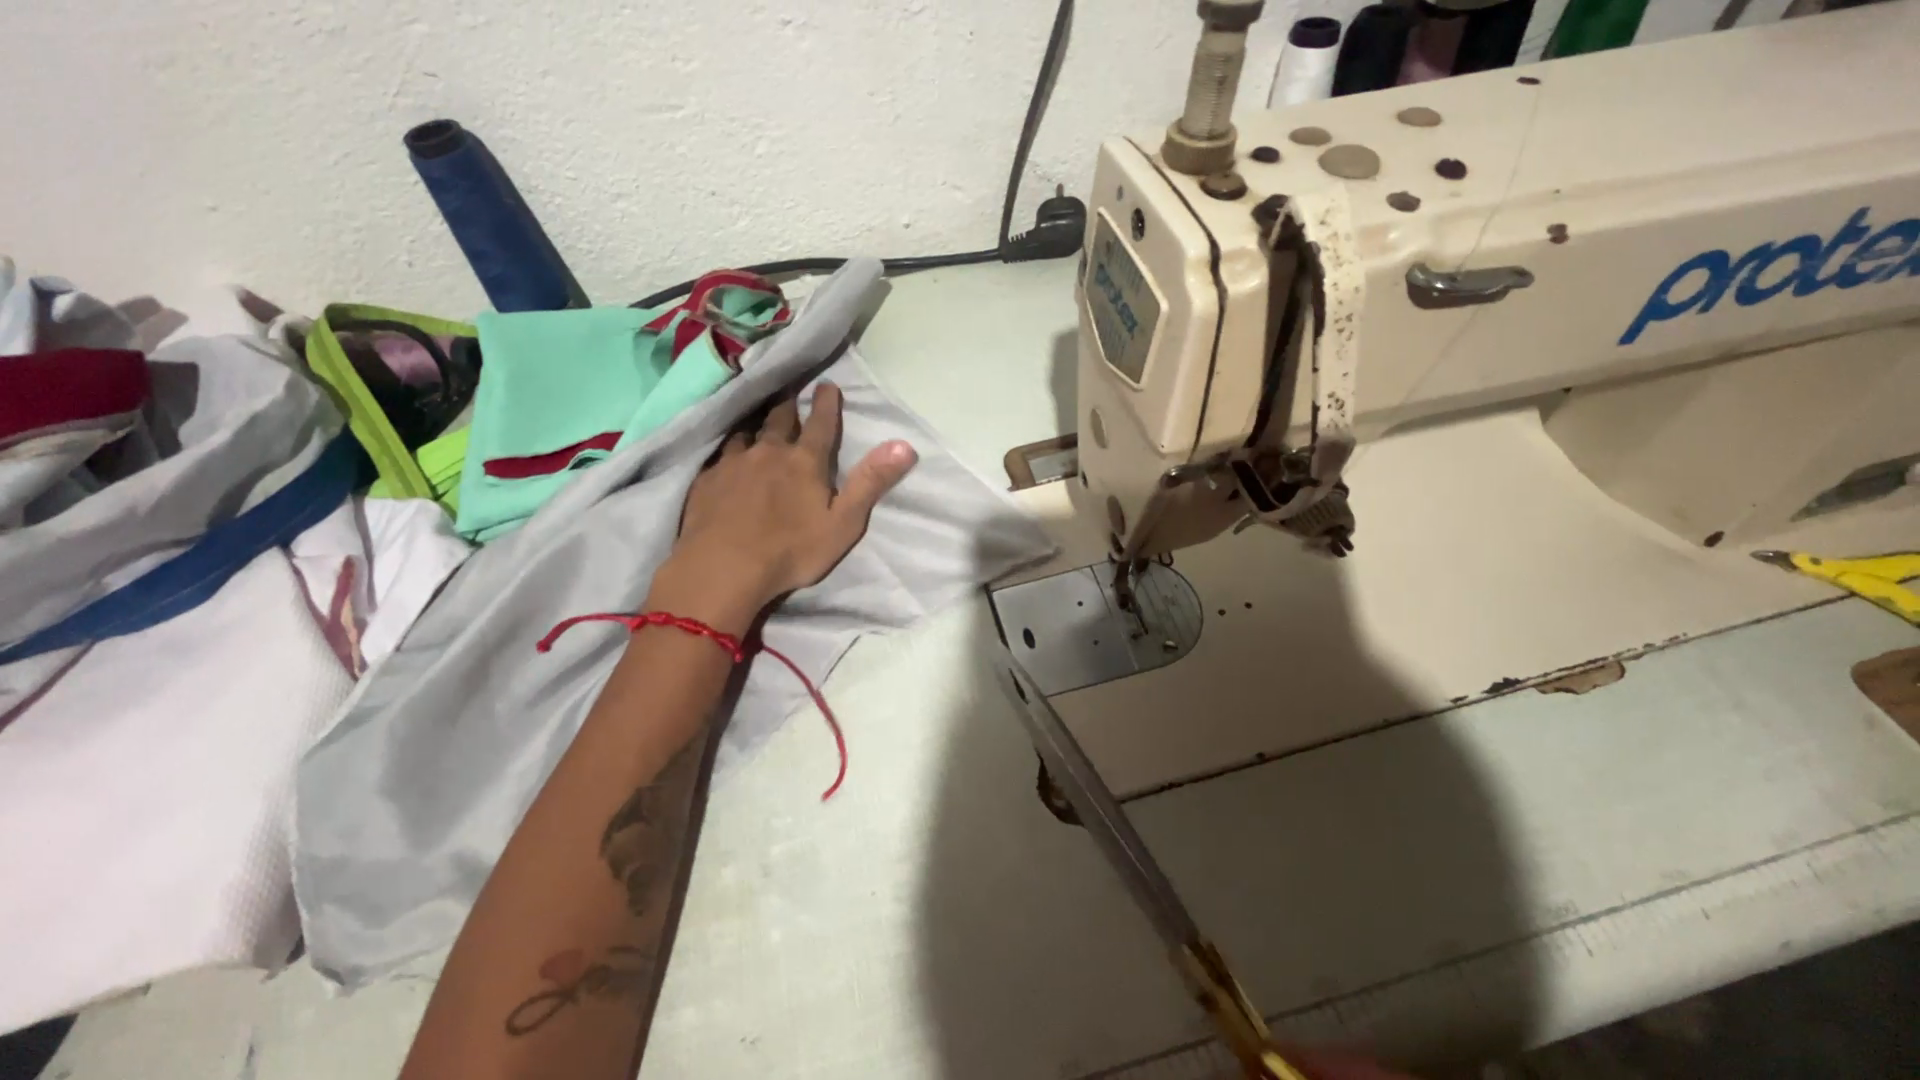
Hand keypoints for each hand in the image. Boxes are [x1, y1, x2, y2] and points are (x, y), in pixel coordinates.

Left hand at [646, 383, 916, 633]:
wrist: (723, 567)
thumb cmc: (791, 551)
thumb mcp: (843, 523)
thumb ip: (871, 482)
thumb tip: (905, 445)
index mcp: (804, 462)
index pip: (821, 424)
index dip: (827, 403)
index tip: (828, 385)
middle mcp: (768, 452)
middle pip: (780, 420)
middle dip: (788, 405)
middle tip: (791, 392)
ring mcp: (733, 463)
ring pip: (746, 432)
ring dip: (756, 423)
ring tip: (757, 418)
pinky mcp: (707, 480)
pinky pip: (719, 454)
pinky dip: (728, 448)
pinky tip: (726, 454)